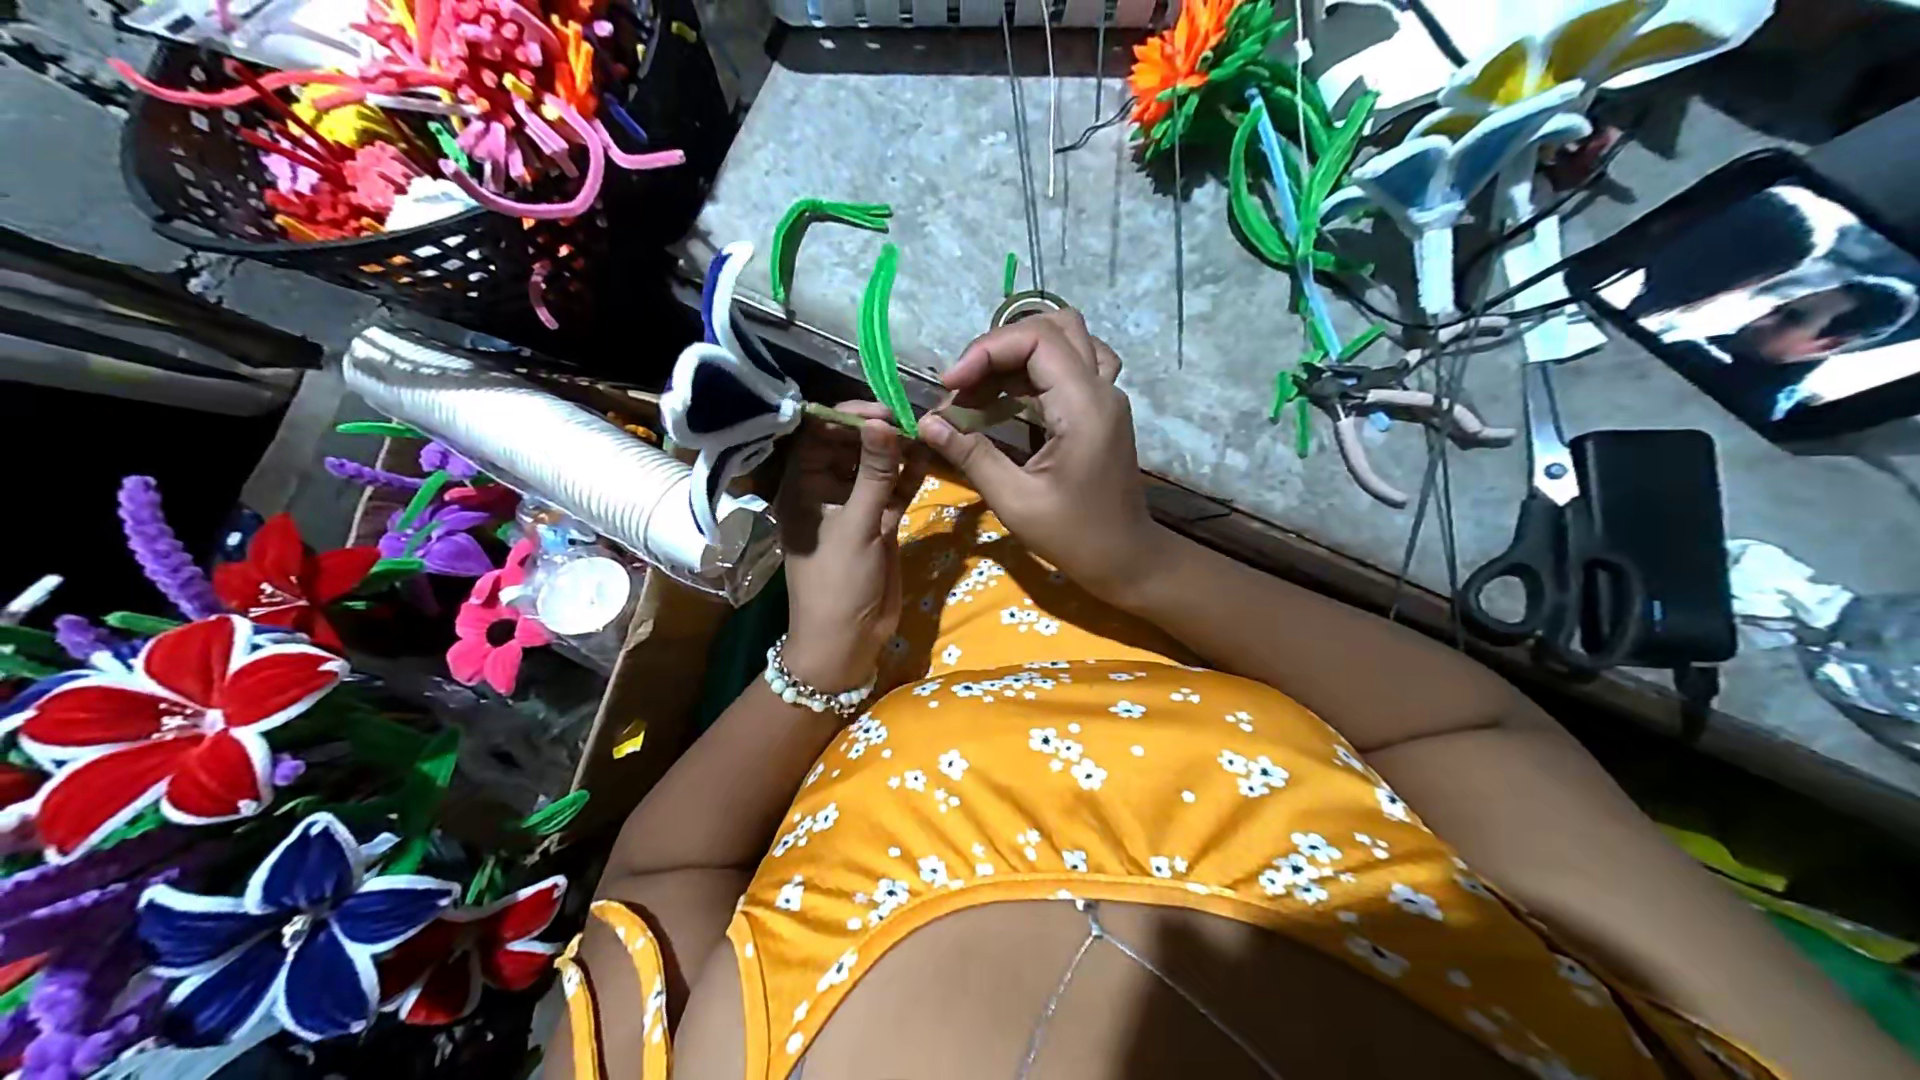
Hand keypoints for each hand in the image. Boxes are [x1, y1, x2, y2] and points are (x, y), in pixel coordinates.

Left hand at [776, 401, 926, 694]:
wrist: (847, 640)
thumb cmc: (838, 582)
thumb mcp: (857, 525)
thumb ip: (874, 473)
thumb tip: (882, 421)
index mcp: (802, 487)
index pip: (818, 435)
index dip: (847, 417)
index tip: (883, 409)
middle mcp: (825, 491)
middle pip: (851, 447)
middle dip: (879, 431)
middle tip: (912, 420)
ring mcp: (854, 507)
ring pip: (876, 468)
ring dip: (898, 452)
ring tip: (927, 432)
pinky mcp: (878, 523)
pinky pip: (893, 491)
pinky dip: (909, 476)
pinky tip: (930, 457)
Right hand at [918, 309, 1168, 602]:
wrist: (1126, 558)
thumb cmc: (1073, 536)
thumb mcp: (1015, 500)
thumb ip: (972, 454)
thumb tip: (928, 423)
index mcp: (1084, 407)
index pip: (1037, 339)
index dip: (986, 350)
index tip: (951, 384)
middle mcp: (1102, 389)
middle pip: (1052, 328)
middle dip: (999, 348)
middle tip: (965, 386)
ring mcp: (1107, 396)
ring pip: (1066, 340)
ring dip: (1019, 355)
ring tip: (982, 390)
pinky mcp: (1102, 409)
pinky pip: (1073, 365)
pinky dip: (1036, 370)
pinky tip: (1010, 400)